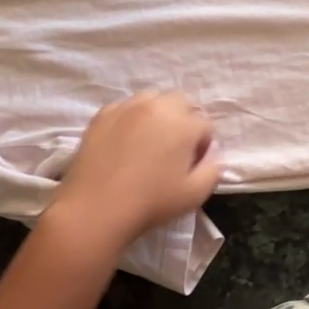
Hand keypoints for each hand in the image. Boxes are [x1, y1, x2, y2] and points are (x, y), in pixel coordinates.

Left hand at [44, 92, 220, 253]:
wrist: (95, 208)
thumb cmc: (150, 203)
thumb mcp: (195, 194)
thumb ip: (213, 168)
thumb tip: (211, 151)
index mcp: (183, 123)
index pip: (205, 123)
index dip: (203, 143)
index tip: (193, 162)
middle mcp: (157, 106)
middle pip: (182, 102)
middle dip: (185, 120)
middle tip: (175, 148)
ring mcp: (127, 107)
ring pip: (153, 100)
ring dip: (159, 114)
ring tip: (150, 142)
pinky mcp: (103, 114)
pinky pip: (127, 107)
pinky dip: (133, 118)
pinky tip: (126, 141)